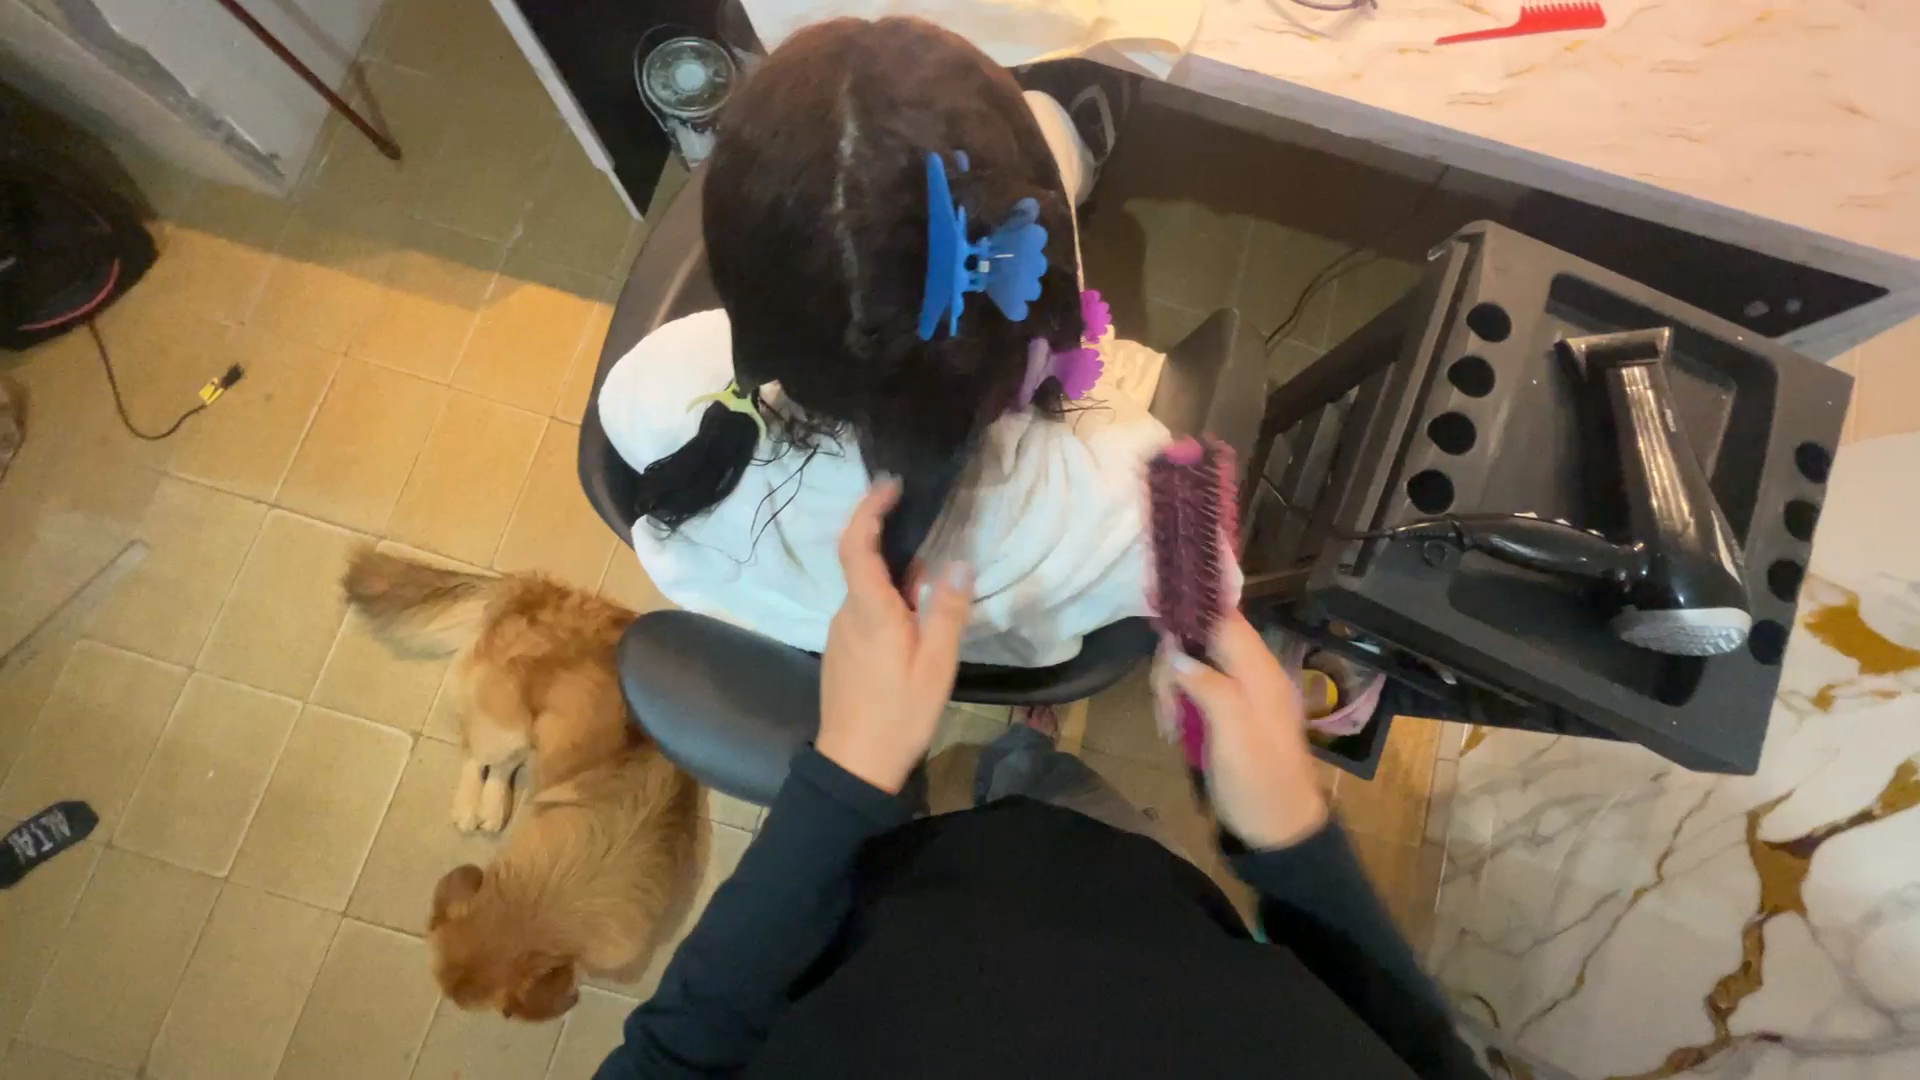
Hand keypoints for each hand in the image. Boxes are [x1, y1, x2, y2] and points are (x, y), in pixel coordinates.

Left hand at [816, 480, 972, 793]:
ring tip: (930, 579)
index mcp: (868, 609)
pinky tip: (914, 620)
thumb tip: (959, 563)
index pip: (855, 544)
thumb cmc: (899, 712)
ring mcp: (841, 633)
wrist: (855, 764)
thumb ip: (946, 610)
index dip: (868, 509)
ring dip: (893, 575)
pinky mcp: (843, 651)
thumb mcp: (936, 663)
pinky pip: (865, 610)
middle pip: (862, 562)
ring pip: (866, 590)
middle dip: (890, 539)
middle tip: (926, 528)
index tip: (889, 485)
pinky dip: (887, 599)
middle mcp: (847, 613)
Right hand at [1166, 612, 1328, 848]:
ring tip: (1168, 725)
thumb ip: (1209, 686)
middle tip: (1165, 706)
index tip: (1156, 609)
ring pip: (1192, 665)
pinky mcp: (1226, 713)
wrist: (1278, 832)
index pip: (1225, 618)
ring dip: (1172, 688)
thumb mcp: (1234, 735)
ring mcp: (1239, 693)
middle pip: (1201, 640)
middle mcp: (1251, 674)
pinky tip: (1173, 731)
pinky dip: (1178, 703)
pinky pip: (1194, 689)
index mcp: (1260, 672)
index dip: (1192, 608)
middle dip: (1173, 665)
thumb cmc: (1258, 783)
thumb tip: (1175, 652)